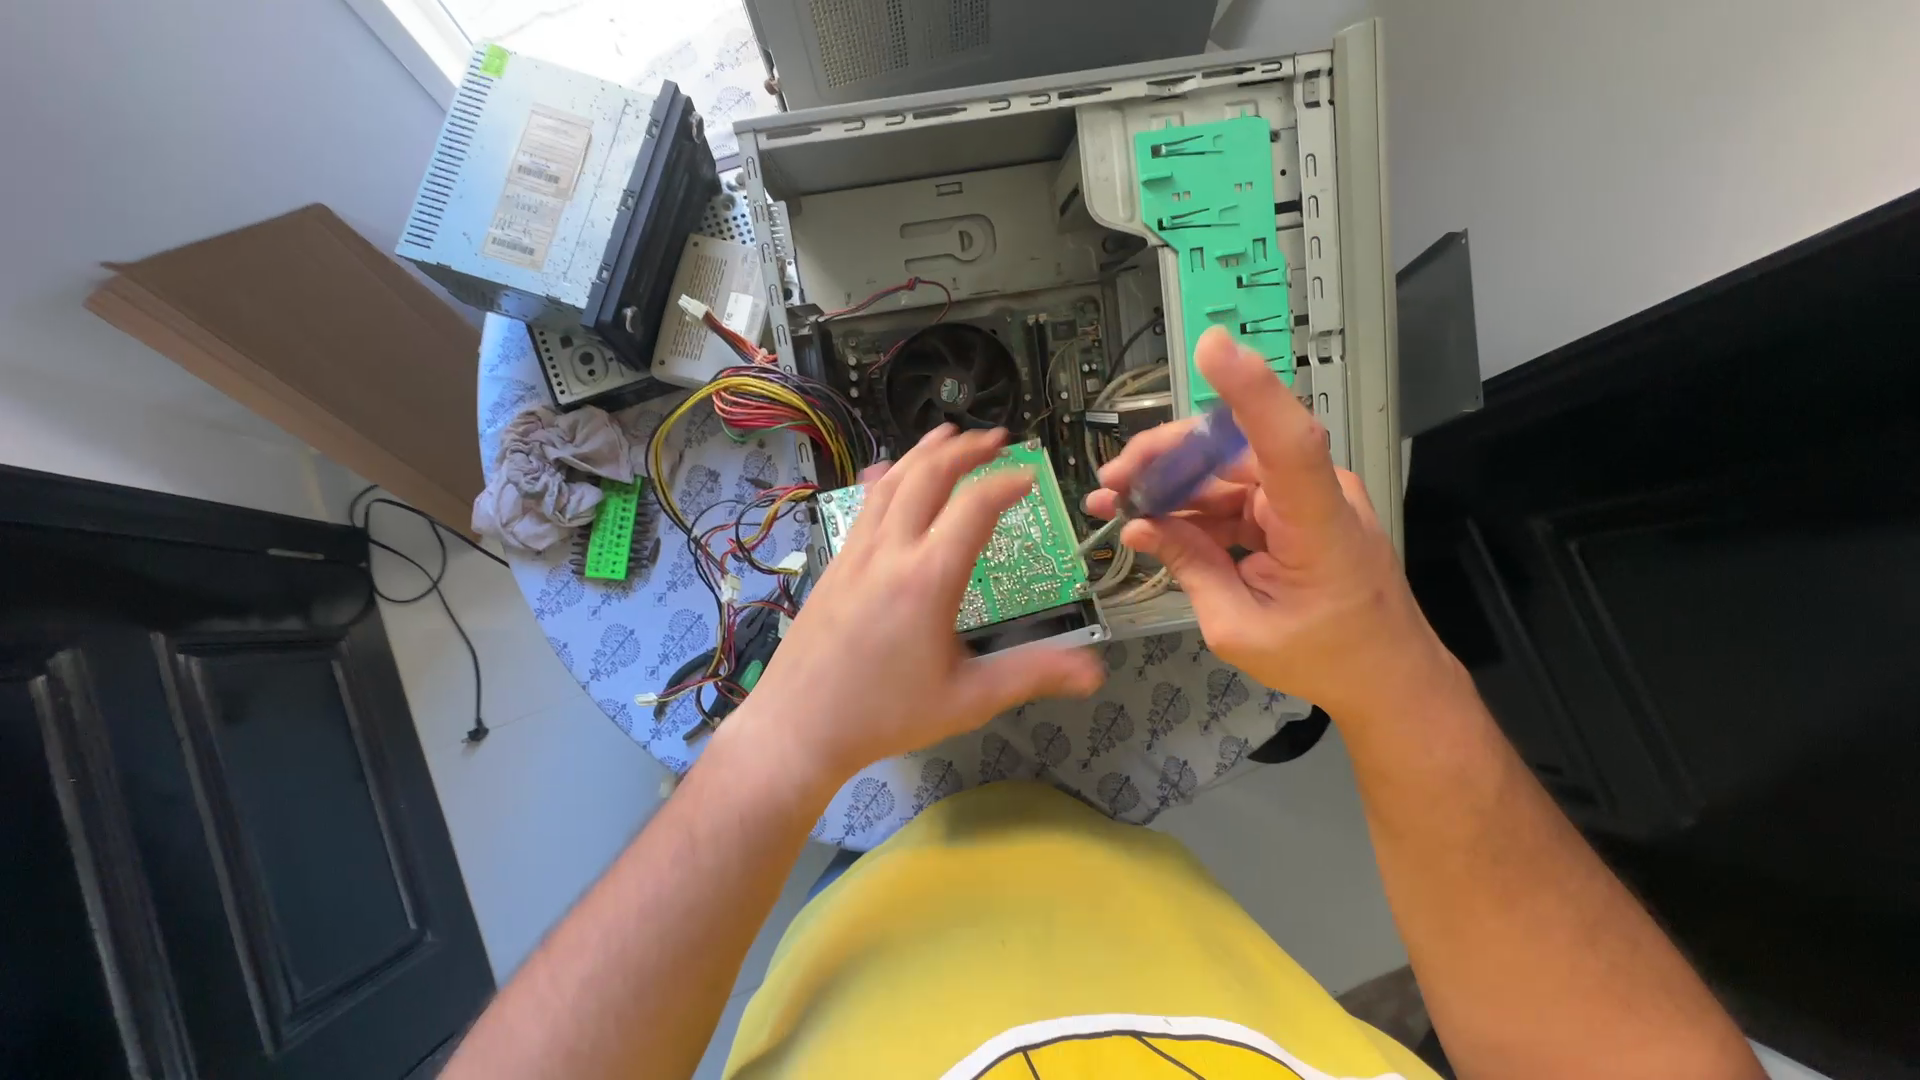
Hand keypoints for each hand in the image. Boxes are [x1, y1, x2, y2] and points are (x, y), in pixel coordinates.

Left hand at [739, 425, 1104, 781]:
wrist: (799, 726)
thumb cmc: (887, 715)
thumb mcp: (967, 700)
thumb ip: (1031, 675)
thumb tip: (1095, 673)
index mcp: (928, 579)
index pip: (974, 507)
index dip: (1007, 482)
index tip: (1031, 474)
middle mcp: (890, 552)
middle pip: (928, 477)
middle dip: (966, 450)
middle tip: (997, 438)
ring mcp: (855, 554)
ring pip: (891, 482)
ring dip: (924, 452)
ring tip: (949, 434)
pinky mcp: (835, 564)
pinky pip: (865, 505)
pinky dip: (888, 478)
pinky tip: (890, 474)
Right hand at [1086, 326, 1454, 720]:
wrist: (1385, 676)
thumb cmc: (1324, 659)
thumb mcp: (1239, 627)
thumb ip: (1189, 569)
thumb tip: (1139, 528)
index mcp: (1318, 525)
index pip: (1289, 441)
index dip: (1250, 391)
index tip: (1211, 347)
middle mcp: (1314, 494)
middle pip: (1231, 452)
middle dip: (1162, 461)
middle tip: (1109, 484)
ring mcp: (1302, 498)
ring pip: (1223, 472)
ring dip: (1167, 485)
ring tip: (1114, 503)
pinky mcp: (1292, 510)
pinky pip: (1233, 497)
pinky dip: (1191, 507)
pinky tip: (1150, 519)